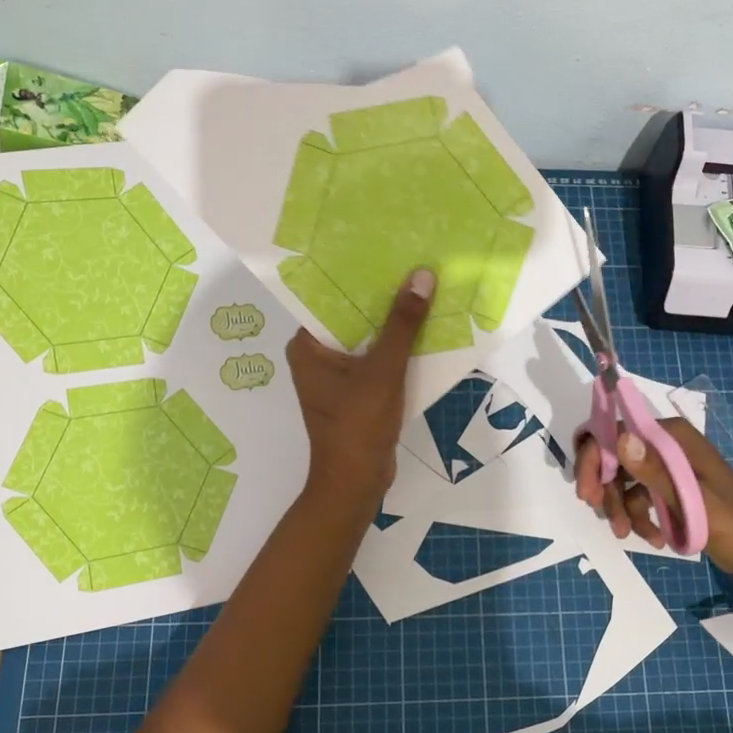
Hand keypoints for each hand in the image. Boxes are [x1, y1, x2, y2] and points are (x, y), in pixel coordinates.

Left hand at [286, 269, 435, 507]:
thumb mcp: (383, 369)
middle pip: (351, 317)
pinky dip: (397, 351)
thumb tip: (421, 275)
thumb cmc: (358, 425)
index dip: (358, 276)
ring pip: (367, 340)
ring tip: (424, 290)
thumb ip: (402, 323)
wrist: (357, 483)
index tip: (387, 250)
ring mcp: (336, 378)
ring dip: (393, 325)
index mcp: (306, 347)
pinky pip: (377, 362)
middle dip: (382, 298)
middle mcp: (316, 357)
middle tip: (413, 266)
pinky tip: (425, 332)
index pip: (330, 299)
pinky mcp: (356, 394)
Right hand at [575, 417, 732, 574]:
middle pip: (615, 455)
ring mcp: (667, 468)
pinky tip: (651, 538)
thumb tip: (620, 438)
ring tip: (627, 534)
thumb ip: (655, 472)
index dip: (595, 456)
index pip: (618, 431)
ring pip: (622, 479)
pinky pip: (637, 497)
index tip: (587, 492)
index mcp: (674, 437)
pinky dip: (636, 517)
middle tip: (597, 511)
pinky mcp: (668, 489)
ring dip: (619, 507)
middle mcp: (667, 445)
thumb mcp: (692, 501)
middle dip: (604, 485)